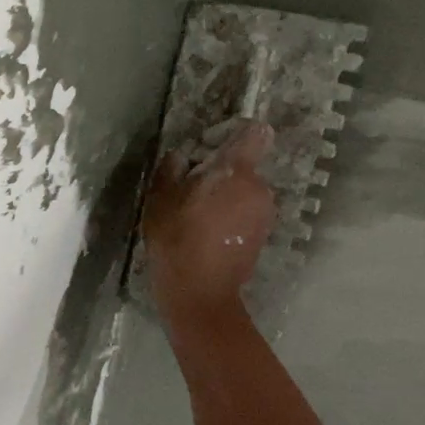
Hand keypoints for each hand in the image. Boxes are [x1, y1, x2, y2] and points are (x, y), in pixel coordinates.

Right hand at [141, 122, 277, 320]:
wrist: (200, 293)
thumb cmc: (176, 240)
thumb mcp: (159, 200)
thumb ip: (170, 170)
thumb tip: (179, 156)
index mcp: (236, 173)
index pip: (254, 134)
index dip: (235, 132)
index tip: (211, 143)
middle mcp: (259, 188)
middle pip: (244, 166)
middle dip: (221, 171)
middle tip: (189, 188)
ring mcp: (265, 213)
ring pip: (245, 190)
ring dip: (225, 194)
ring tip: (195, 213)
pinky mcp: (263, 234)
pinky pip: (247, 211)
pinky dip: (230, 214)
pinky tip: (207, 231)